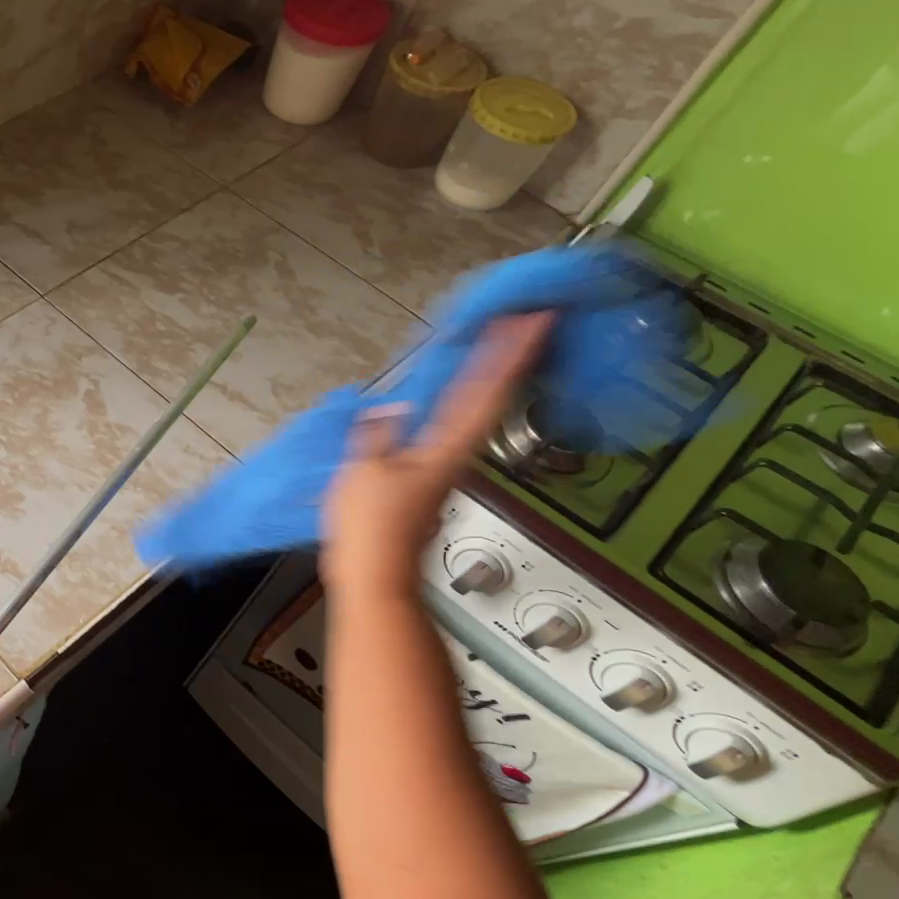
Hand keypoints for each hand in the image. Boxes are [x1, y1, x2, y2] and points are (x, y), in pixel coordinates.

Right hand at [321, 312, 554, 596]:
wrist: (374, 578)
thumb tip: (390, 409)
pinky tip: (438, 408)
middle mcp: (454, 460)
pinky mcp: (426, 489)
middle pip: (487, 402)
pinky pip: (445, 437)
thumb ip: (377, 435)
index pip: (485, 393)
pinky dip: (452, 411)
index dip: (509, 354)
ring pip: (470, 419)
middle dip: (503, 362)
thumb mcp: (364, 471)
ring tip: (486, 355)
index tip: (534, 320)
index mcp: (445, 450)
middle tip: (519, 327)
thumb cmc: (371, 529)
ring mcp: (443, 476)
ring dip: (481, 385)